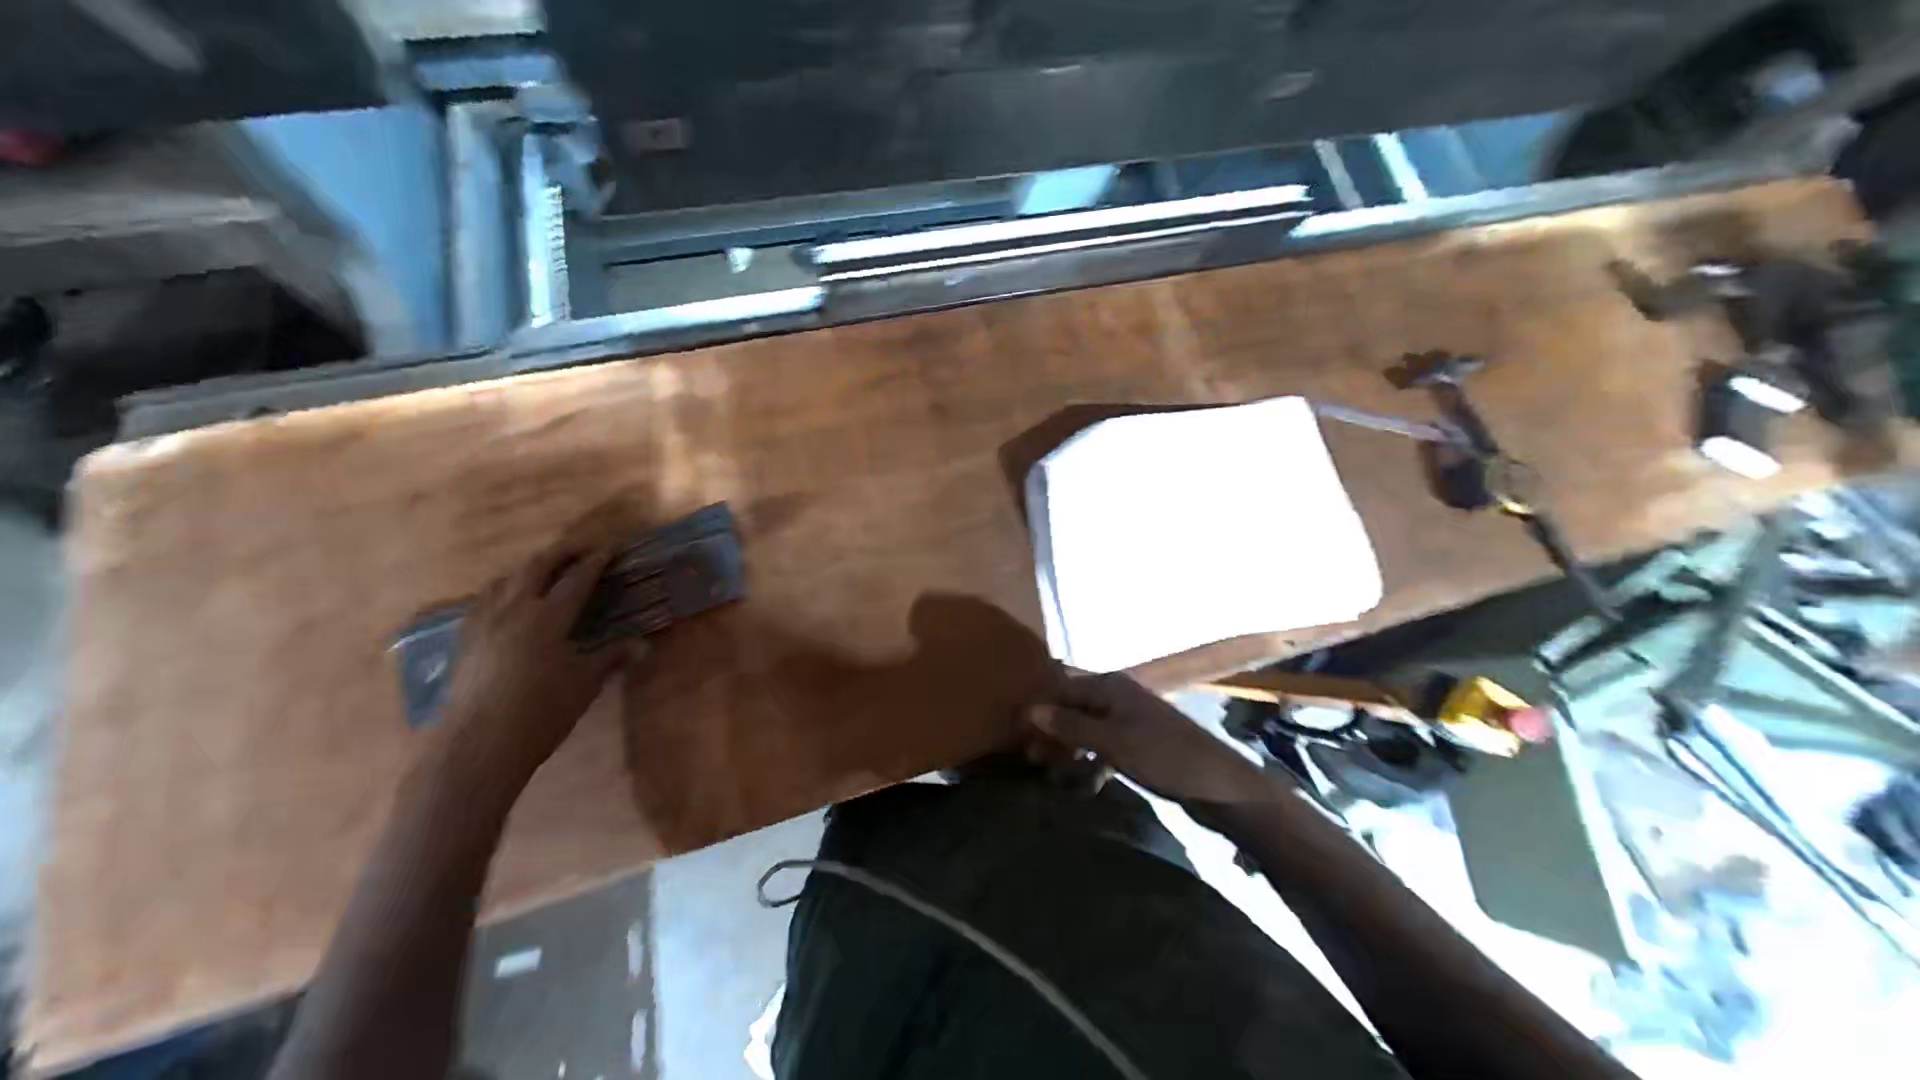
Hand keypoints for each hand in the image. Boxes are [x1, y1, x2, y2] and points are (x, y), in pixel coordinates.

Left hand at [439, 528, 631, 786]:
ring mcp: (483, 622)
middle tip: (582, 548)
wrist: (477, 745)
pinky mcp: (464, 639)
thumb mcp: (584, 684)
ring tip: (547, 568)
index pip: (577, 578)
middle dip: (562, 552)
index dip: (596, 560)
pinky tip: (509, 600)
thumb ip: (611, 658)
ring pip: (506, 578)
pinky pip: (485, 598)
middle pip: (537, 566)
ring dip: (531, 567)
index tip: (611, 547)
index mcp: (548, 617)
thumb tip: (644, 645)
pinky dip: (505, 587)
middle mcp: (513, 609)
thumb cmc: (540, 713)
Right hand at [1026, 672, 1274, 805]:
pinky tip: (1087, 785)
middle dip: (1053, 732)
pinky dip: (1094, 764)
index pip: (1063, 690)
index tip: (1018, 734)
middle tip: (1031, 758)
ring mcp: (1132, 721)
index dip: (1040, 710)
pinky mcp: (1142, 745)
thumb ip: (1071, 725)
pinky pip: (1107, 748)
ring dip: (1071, 750)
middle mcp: (1119, 696)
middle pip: (1075, 709)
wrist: (1220, 785)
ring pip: (1089, 730)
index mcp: (1111, 687)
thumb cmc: (1163, 756)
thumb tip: (1031, 709)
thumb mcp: (1112, 742)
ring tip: (1051, 774)